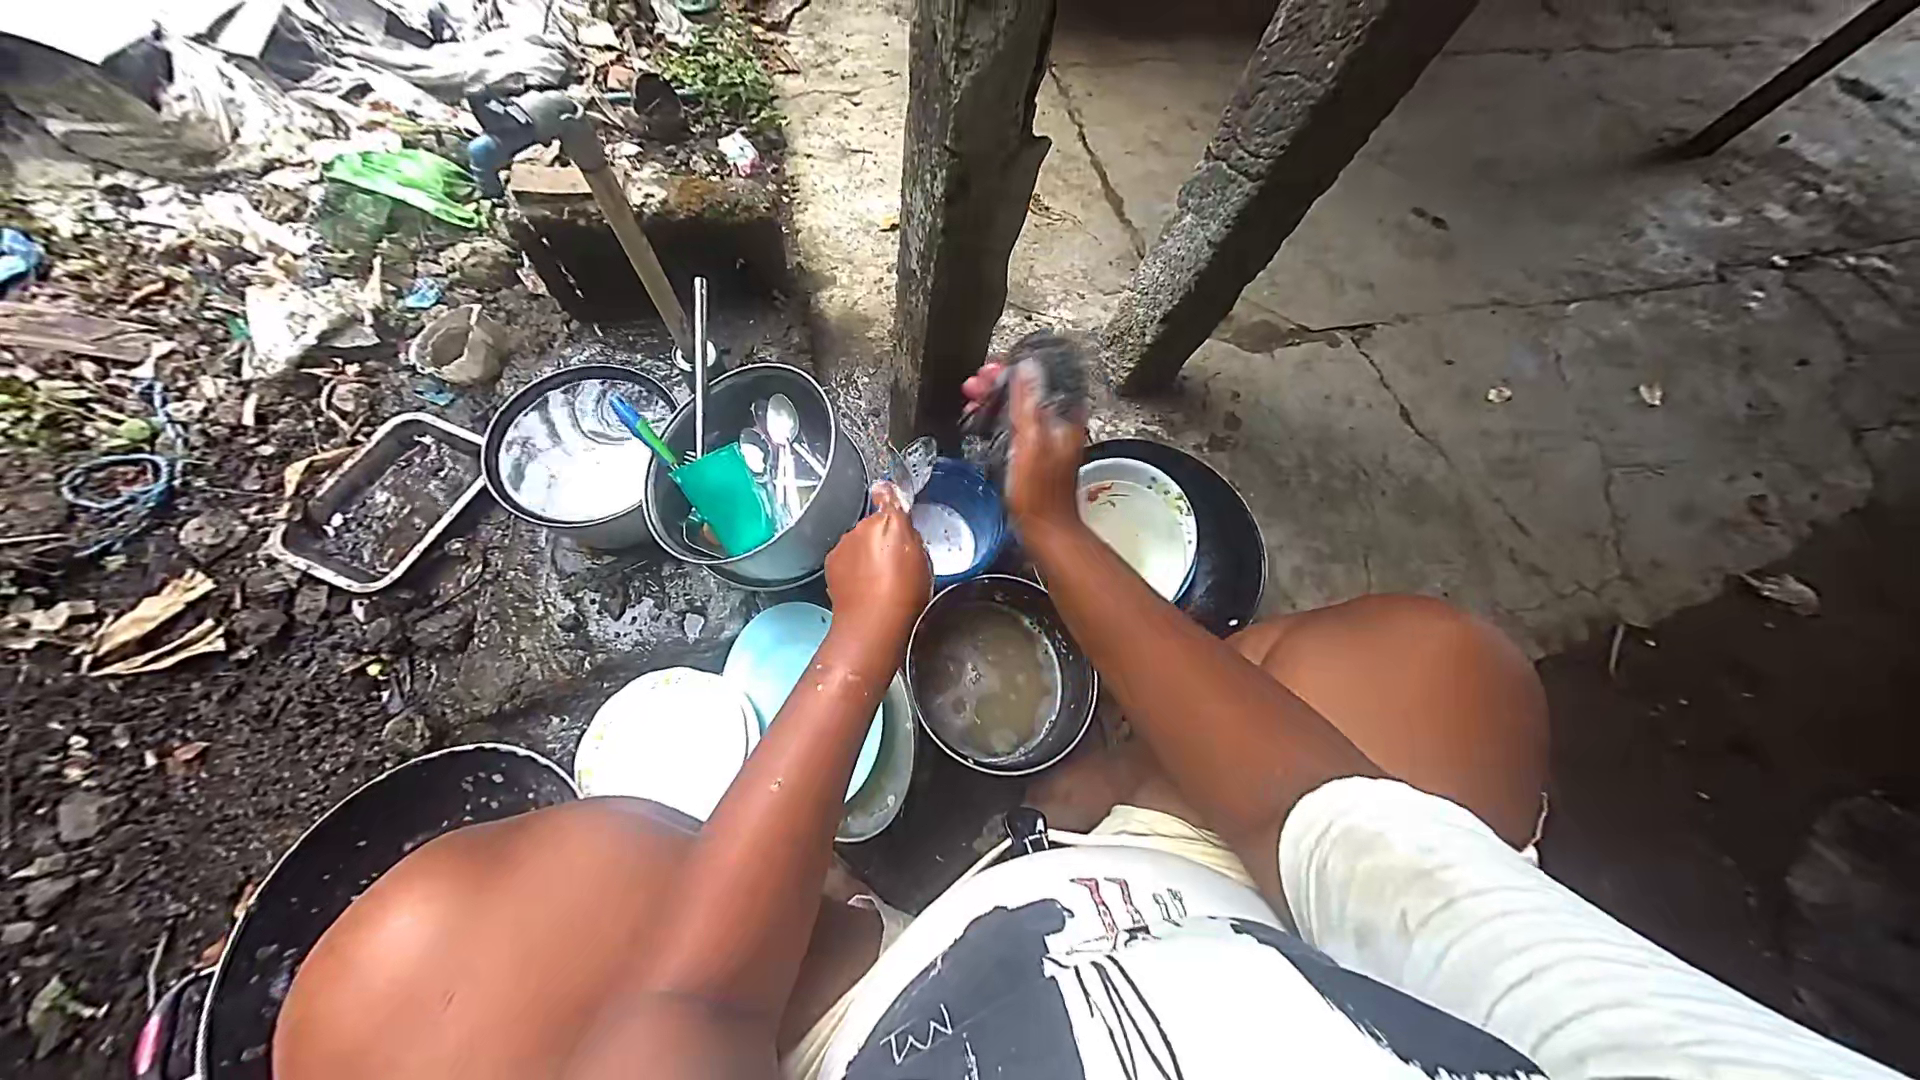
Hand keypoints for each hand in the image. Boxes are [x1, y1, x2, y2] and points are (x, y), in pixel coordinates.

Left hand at [825, 483, 931, 642]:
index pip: (887, 495)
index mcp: (889, 521)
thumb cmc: (902, 595)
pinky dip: (854, 567)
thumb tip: (900, 518)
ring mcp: (844, 545)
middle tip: (897, 561)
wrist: (872, 622)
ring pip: (858, 541)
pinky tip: (867, 584)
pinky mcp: (833, 562)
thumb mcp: (921, 559)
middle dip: (883, 537)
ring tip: (882, 578)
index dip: (889, 495)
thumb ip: (908, 532)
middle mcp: (862, 527)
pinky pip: (846, 557)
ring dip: (867, 553)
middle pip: (874, 524)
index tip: (890, 497)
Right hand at [965, 361, 1085, 534]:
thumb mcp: (1030, 441)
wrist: (1044, 529)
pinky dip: (998, 420)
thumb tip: (1027, 367)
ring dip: (995, 401)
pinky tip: (982, 421)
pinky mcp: (1034, 454)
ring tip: (972, 400)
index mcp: (1064, 418)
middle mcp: (1058, 426)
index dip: (1014, 369)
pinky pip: (1015, 427)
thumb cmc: (1040, 494)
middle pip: (1028, 391)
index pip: (1041, 378)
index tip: (991, 369)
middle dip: (999, 384)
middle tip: (975, 384)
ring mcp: (1046, 440)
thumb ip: (1028, 403)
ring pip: (1019, 409)